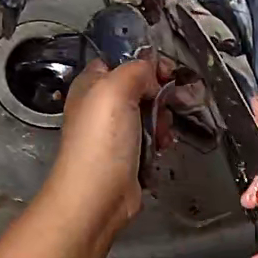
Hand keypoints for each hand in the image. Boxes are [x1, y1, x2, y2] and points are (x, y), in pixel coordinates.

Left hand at [38, 56, 164, 243]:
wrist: (98, 195)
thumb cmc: (101, 140)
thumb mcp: (116, 89)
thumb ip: (136, 70)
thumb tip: (151, 74)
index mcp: (91, 85)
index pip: (120, 61)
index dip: (144, 62)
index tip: (166, 71)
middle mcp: (100, 107)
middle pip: (139, 89)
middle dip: (159, 94)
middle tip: (167, 103)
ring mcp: (114, 133)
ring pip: (148, 114)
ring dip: (162, 120)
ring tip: (162, 131)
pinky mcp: (128, 156)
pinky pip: (150, 139)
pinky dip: (160, 141)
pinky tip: (162, 147)